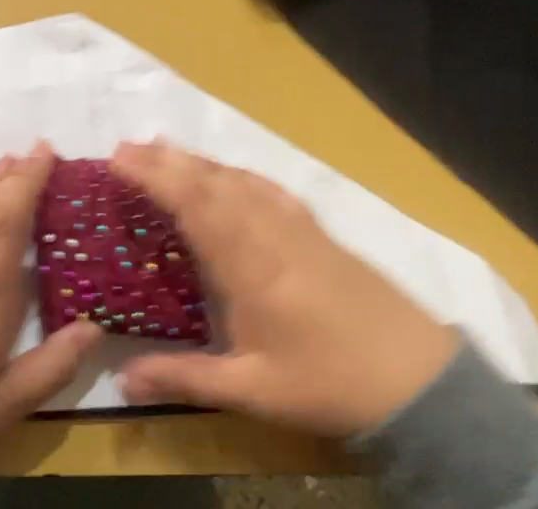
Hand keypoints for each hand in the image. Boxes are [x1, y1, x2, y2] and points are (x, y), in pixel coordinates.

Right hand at [111, 140, 457, 437]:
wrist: (420, 383)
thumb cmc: (329, 384)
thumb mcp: (253, 390)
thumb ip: (185, 378)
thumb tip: (121, 380)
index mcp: (249, 266)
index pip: (194, 206)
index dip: (154, 178)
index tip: (117, 159)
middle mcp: (270, 235)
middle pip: (212, 183)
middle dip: (166, 160)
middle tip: (125, 146)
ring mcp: (298, 230)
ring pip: (240, 181)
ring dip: (199, 161)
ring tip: (163, 147)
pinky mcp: (320, 234)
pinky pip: (270, 190)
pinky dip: (240, 173)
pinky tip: (230, 173)